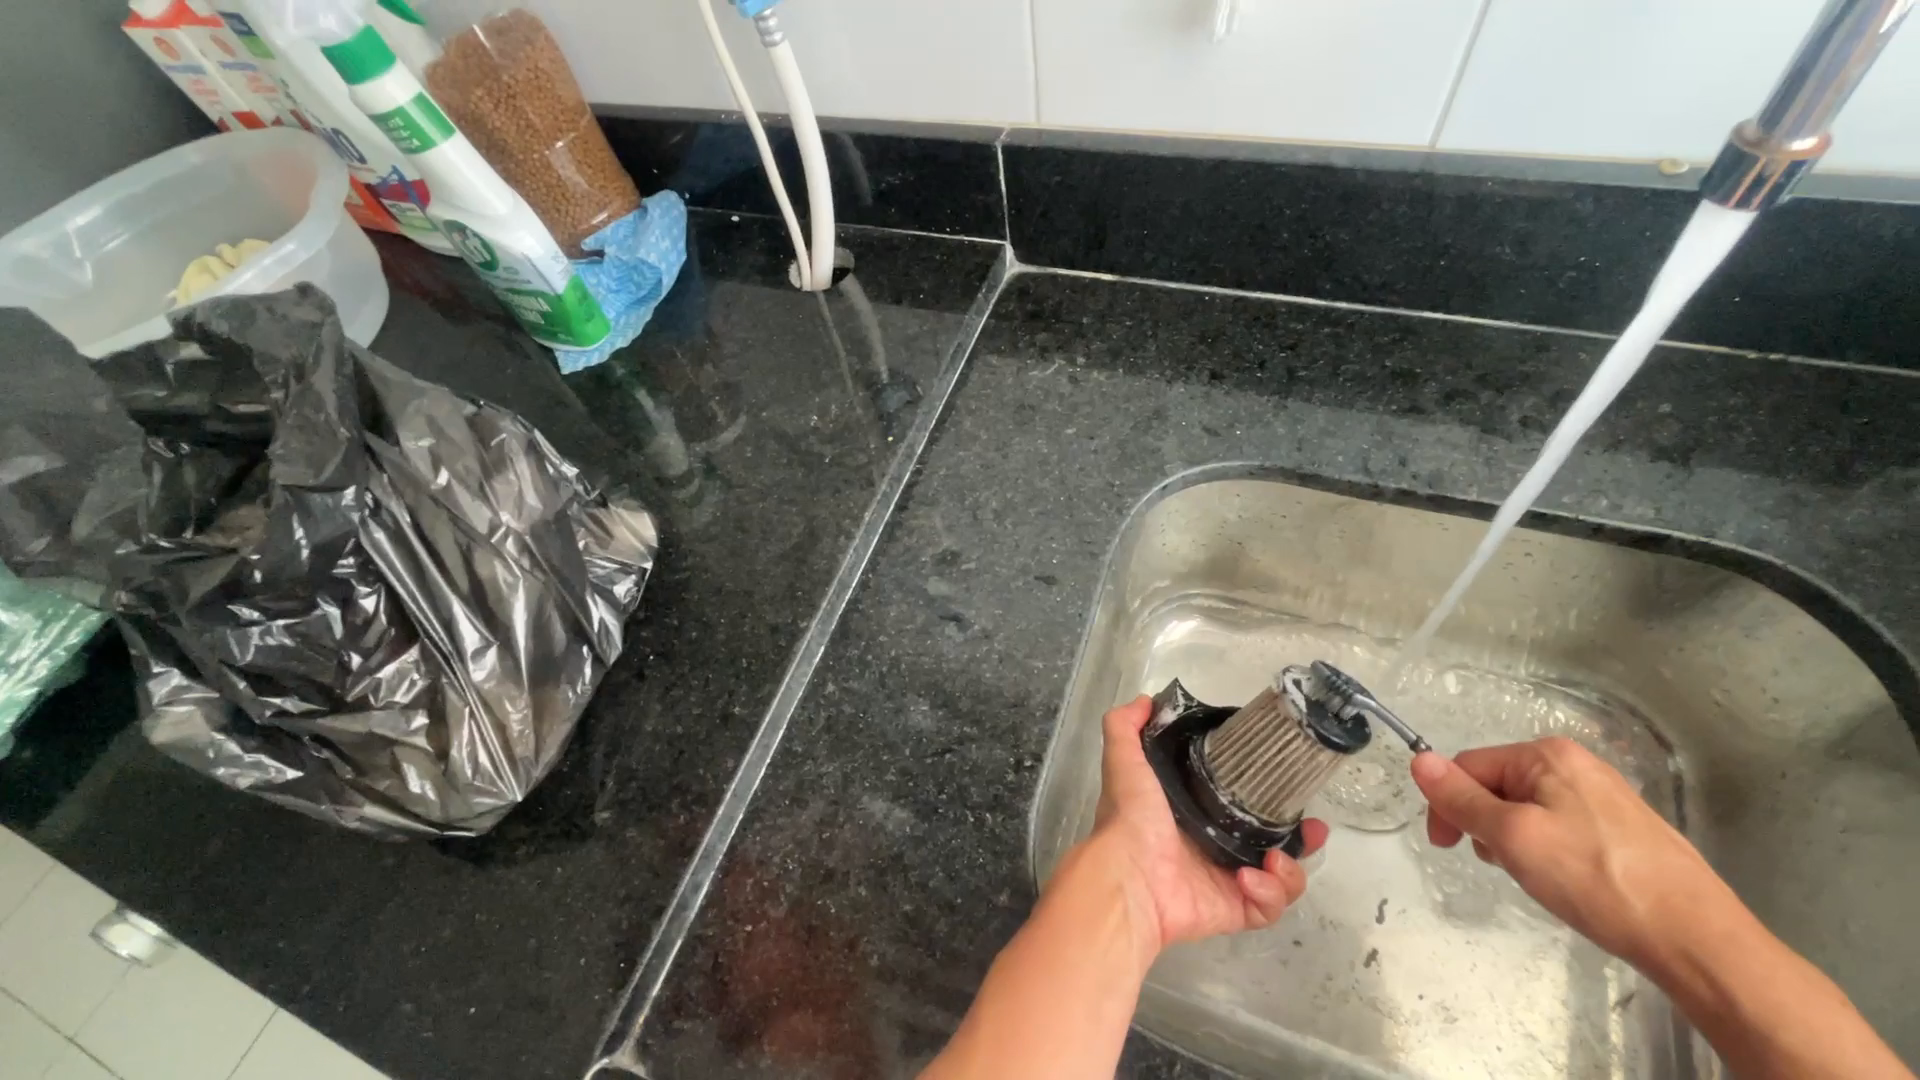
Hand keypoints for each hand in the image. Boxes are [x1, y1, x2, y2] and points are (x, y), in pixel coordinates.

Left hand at [1085, 696, 1327, 952]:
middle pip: (1271, 845)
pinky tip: (1250, 879)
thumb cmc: (1131, 817)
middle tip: (1313, 829)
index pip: (1240, 805)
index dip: (1267, 797)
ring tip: (1275, 859)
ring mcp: (1225, 882)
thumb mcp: (1125, 761)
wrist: (1129, 876)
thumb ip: (1125, 727)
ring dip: (1288, 870)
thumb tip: (1146, 700)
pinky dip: (1269, 893)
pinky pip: (1268, 908)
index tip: (1290, 786)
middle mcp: (1211, 848)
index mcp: (1192, 816)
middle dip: (1298, 840)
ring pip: (1279, 879)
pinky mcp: (1234, 911)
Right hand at [1410, 738, 1735, 968]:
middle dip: (1485, 824)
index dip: (1448, 805)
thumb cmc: (1594, 879)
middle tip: (1502, 864)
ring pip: (1526, 810)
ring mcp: (1604, 796)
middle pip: (1497, 786)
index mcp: (1547, 755)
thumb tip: (1418, 759)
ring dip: (1515, 841)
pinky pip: (1559, 827)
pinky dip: (1547, 851)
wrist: (1696, 939)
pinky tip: (1566, 880)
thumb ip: (1460, 798)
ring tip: (1537, 876)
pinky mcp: (1623, 829)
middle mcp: (1576, 765)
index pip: (1468, 767)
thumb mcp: (1513, 836)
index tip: (1447, 848)